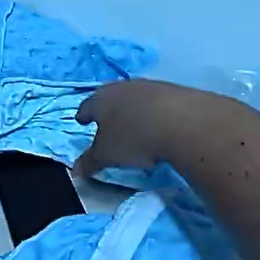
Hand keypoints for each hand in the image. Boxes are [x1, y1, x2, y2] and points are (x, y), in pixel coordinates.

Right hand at [74, 80, 224, 176]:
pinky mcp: (176, 92)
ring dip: (134, 111)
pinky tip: (160, 127)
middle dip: (109, 111)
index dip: (83, 115)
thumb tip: (76, 172)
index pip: (87, 106)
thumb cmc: (134, 137)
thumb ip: (90, 162)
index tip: (82, 120)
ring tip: (137, 128)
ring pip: (136, 99)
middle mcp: (124, 87)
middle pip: (112, 98)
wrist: (183, 122)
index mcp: (102, 98)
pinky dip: (156, 114)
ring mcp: (151, 87)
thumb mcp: (107, 155)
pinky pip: (159, 104)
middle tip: (108, 124)